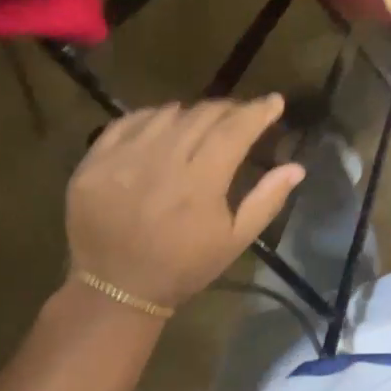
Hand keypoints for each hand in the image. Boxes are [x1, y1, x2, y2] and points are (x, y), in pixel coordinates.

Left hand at [66, 98, 302, 308]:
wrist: (114, 288)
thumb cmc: (184, 267)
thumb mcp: (235, 241)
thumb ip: (267, 200)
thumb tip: (296, 167)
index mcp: (200, 183)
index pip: (234, 130)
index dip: (258, 112)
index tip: (274, 102)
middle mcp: (161, 162)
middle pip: (202, 115)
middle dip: (229, 109)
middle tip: (242, 114)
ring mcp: (123, 159)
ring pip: (167, 114)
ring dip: (193, 113)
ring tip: (204, 122)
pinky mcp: (95, 162)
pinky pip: (128, 122)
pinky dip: (153, 118)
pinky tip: (163, 127)